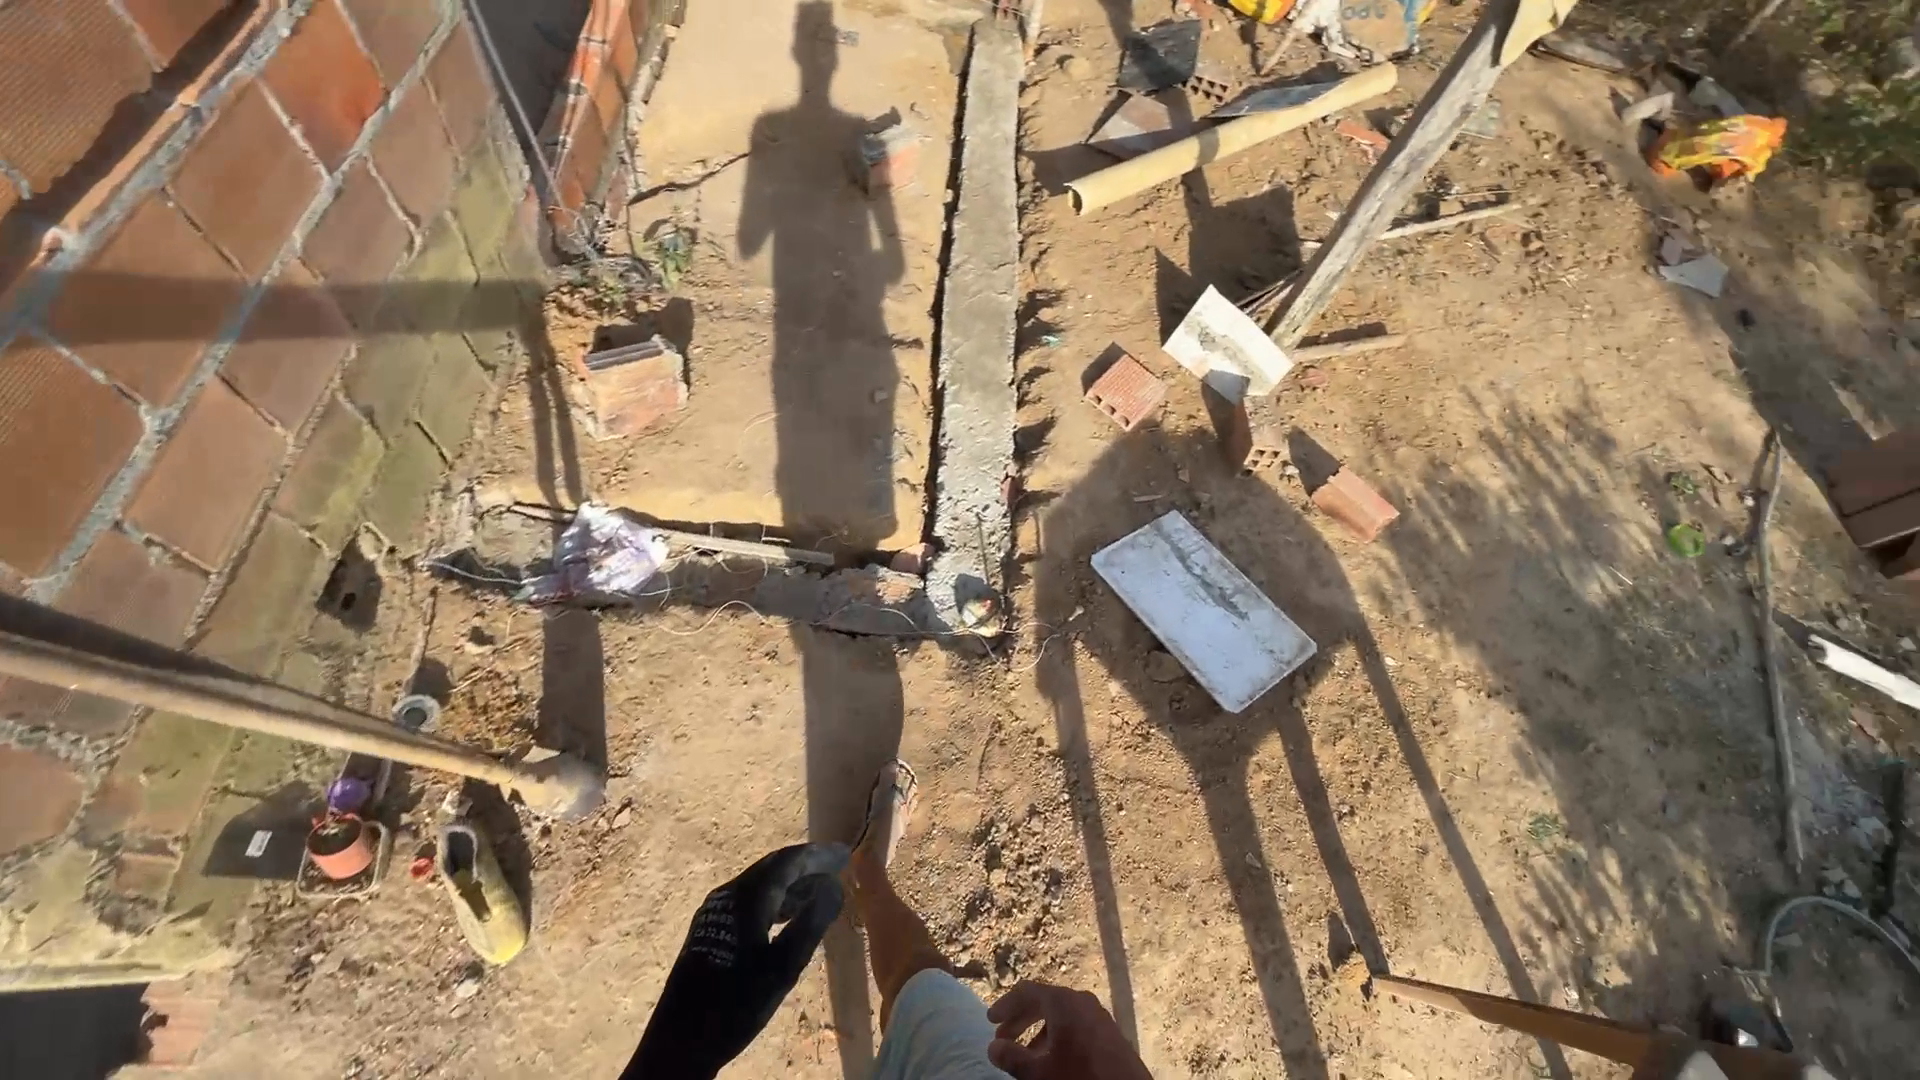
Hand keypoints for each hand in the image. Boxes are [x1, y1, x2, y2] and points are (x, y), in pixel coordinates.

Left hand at [624, 843, 848, 1078]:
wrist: (679, 1043)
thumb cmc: (736, 1004)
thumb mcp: (783, 967)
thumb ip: (811, 923)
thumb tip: (835, 887)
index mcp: (747, 898)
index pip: (788, 862)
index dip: (819, 856)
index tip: (845, 855)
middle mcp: (729, 895)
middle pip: (773, 867)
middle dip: (807, 865)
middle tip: (837, 867)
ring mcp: (717, 911)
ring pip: (761, 884)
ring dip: (792, 883)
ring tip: (820, 891)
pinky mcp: (711, 928)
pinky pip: (751, 900)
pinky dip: (775, 899)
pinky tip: (788, 915)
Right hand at [987, 981, 1153, 1079]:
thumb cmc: (1080, 1079)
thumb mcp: (1040, 1074)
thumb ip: (1013, 1059)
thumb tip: (992, 1047)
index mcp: (1063, 1002)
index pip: (1026, 992)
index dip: (1005, 1005)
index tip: (989, 1021)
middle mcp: (1081, 1001)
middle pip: (1043, 1001)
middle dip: (1020, 1020)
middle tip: (1002, 1038)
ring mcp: (1098, 1015)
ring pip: (1060, 1016)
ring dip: (1039, 1032)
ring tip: (1026, 1057)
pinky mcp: (1109, 1033)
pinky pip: (1076, 1025)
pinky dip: (1058, 1037)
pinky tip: (1053, 1061)